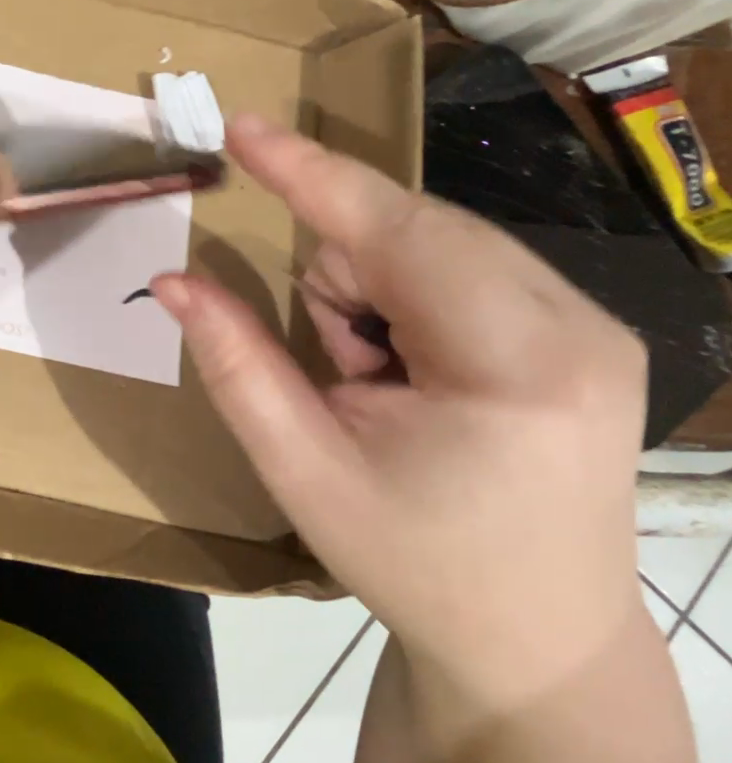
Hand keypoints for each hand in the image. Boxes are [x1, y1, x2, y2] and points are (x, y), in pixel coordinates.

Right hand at [153, 115, 647, 697]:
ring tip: (372, 384)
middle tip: (333, 368)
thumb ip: (235, 361)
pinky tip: (406, 374)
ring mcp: (589, 326)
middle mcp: (574, 325)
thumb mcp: (299, 464)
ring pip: (430, 245)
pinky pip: (457, 269)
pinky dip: (400, 304)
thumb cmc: (408, 556)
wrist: (531, 636)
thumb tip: (172, 281)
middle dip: (337, 280)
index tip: (243, 127)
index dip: (310, 174)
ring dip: (366, 297)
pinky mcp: (580, 334)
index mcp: (512, 363)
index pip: (394, 233)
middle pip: (410, 232)